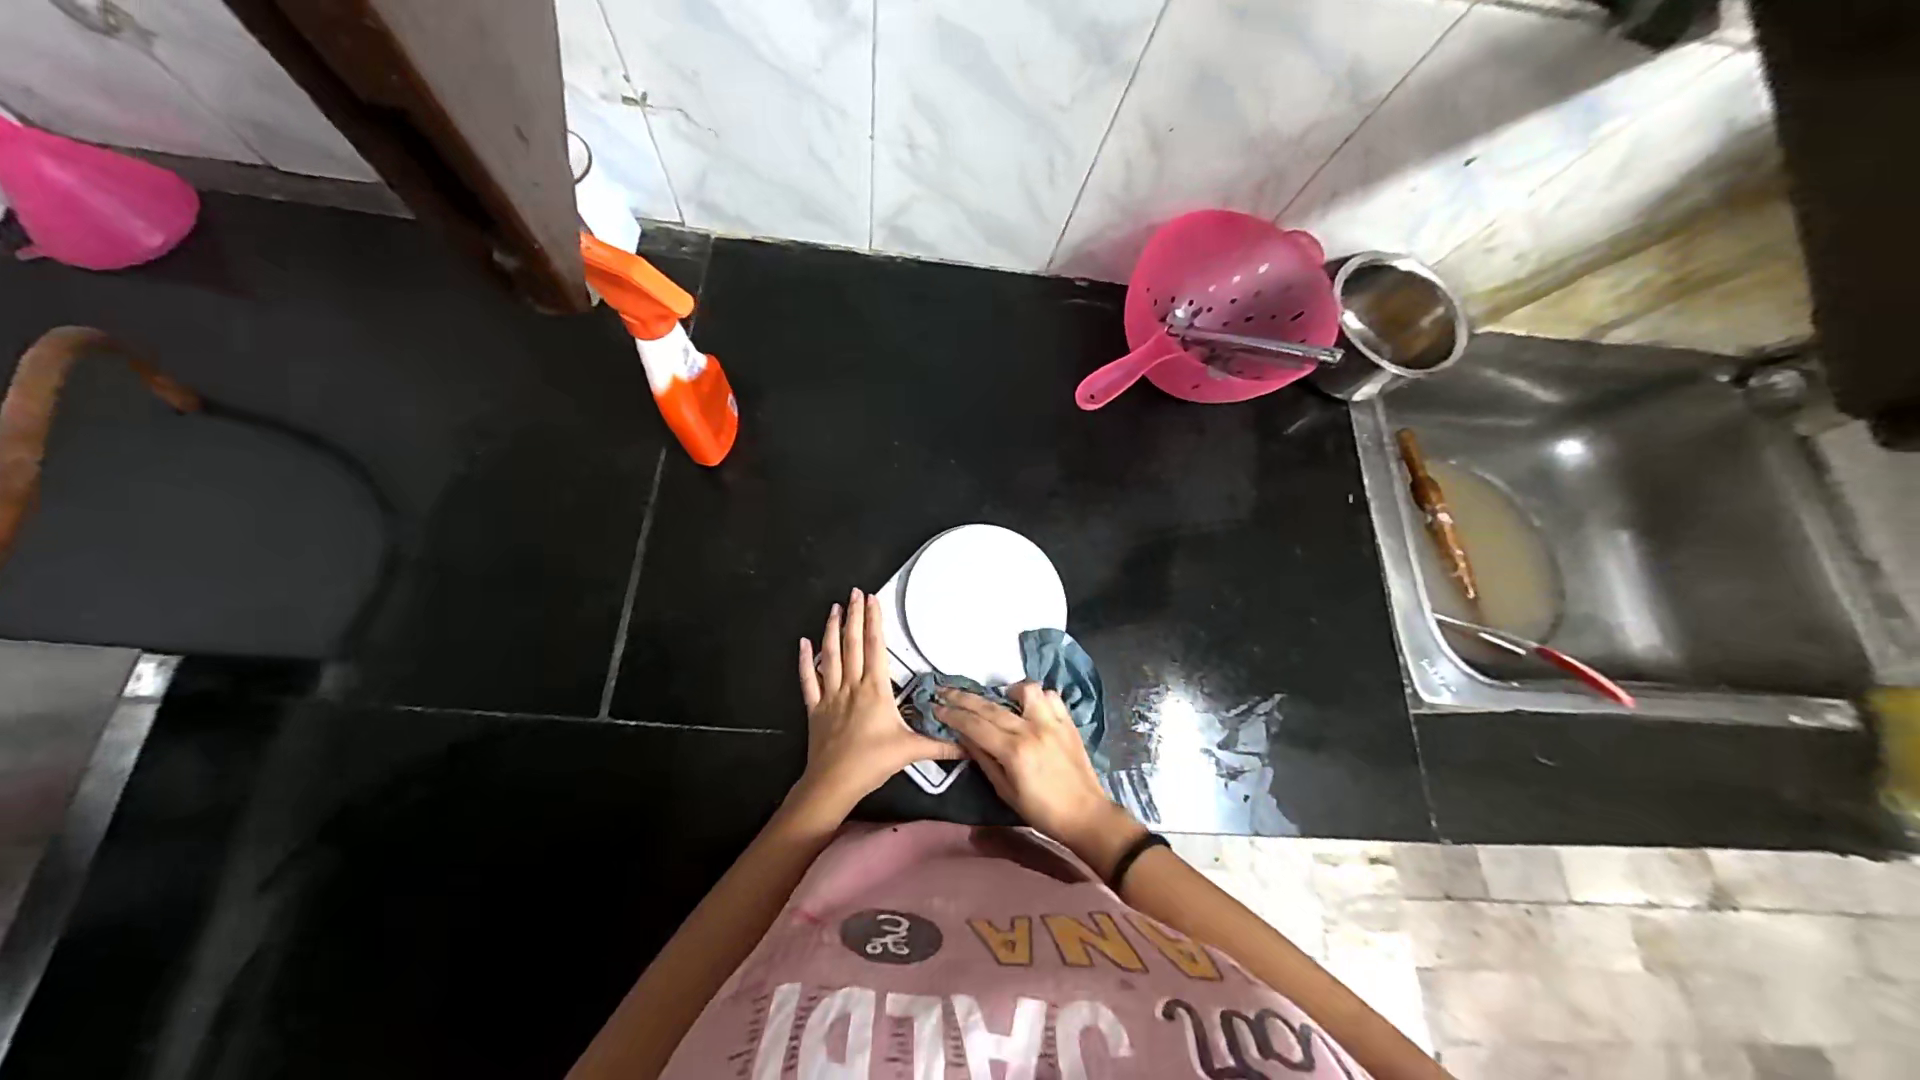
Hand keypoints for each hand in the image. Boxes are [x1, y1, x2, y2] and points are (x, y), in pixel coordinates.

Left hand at [792, 589, 962, 820]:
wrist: (834, 782)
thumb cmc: (872, 763)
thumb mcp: (911, 751)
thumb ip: (941, 747)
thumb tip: (969, 746)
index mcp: (875, 690)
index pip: (876, 647)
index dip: (875, 621)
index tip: (872, 599)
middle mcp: (852, 686)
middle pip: (853, 643)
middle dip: (855, 616)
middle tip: (854, 593)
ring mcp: (830, 695)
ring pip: (830, 655)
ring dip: (832, 629)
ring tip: (834, 608)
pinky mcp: (815, 708)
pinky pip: (808, 680)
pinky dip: (805, 660)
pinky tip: (802, 643)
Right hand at [935, 683, 1146, 877]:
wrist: (1086, 815)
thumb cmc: (1042, 811)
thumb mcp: (1005, 791)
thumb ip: (984, 760)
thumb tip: (964, 736)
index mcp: (1014, 751)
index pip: (974, 725)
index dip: (952, 715)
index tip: (937, 707)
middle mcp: (1032, 730)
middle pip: (991, 706)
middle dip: (964, 697)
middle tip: (946, 691)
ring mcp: (1052, 722)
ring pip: (1026, 690)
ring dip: (1008, 691)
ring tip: (1002, 699)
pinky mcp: (1068, 722)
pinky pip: (1051, 696)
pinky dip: (1038, 697)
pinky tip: (1030, 707)